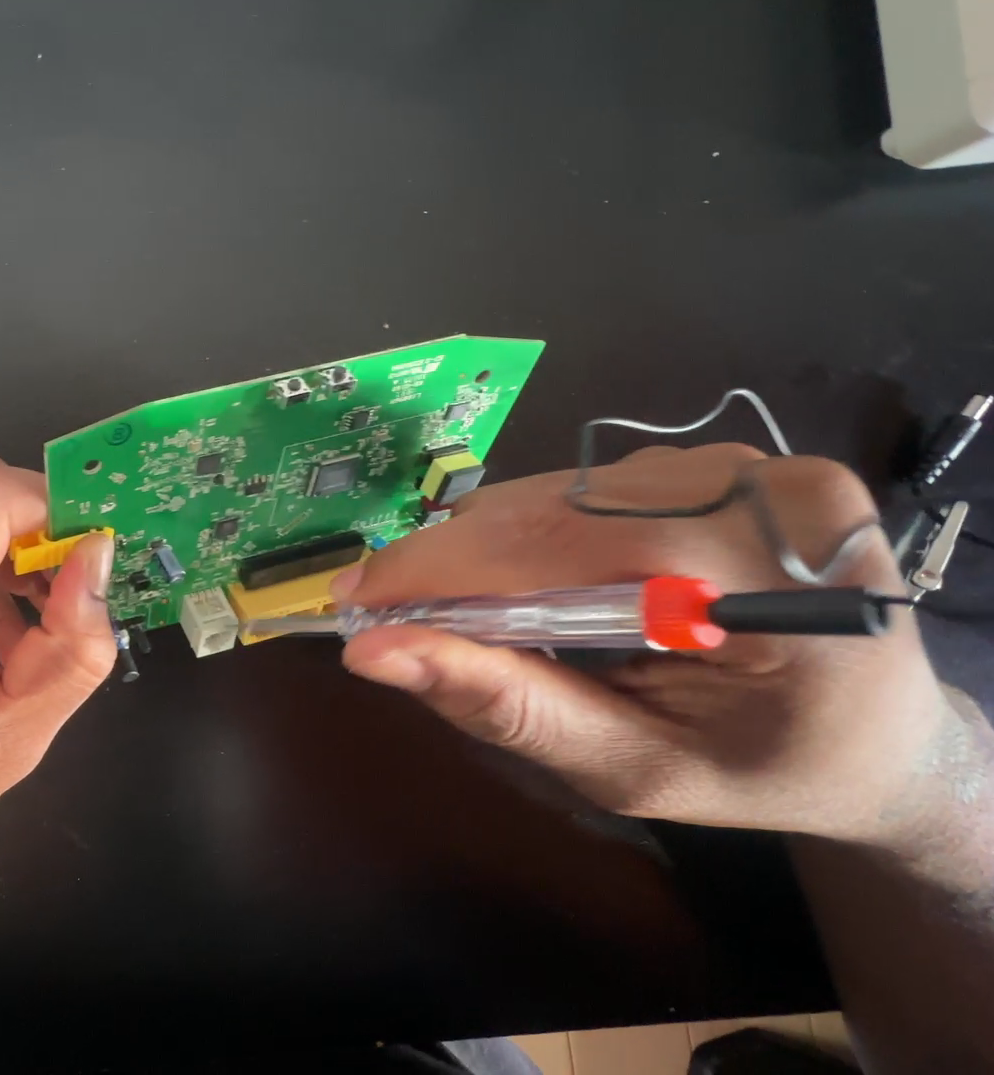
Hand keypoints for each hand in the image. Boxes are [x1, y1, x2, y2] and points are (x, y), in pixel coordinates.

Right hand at [332, 443, 963, 846]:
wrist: (882, 737)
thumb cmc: (762, 768)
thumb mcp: (630, 765)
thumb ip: (504, 704)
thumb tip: (372, 653)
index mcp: (766, 571)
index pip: (556, 544)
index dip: (439, 569)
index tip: (352, 600)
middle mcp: (761, 489)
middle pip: (544, 510)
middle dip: (452, 562)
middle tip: (389, 612)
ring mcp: (743, 465)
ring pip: (550, 493)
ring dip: (487, 550)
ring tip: (463, 609)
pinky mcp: (718, 464)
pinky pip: (578, 489)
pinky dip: (528, 536)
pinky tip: (530, 583)